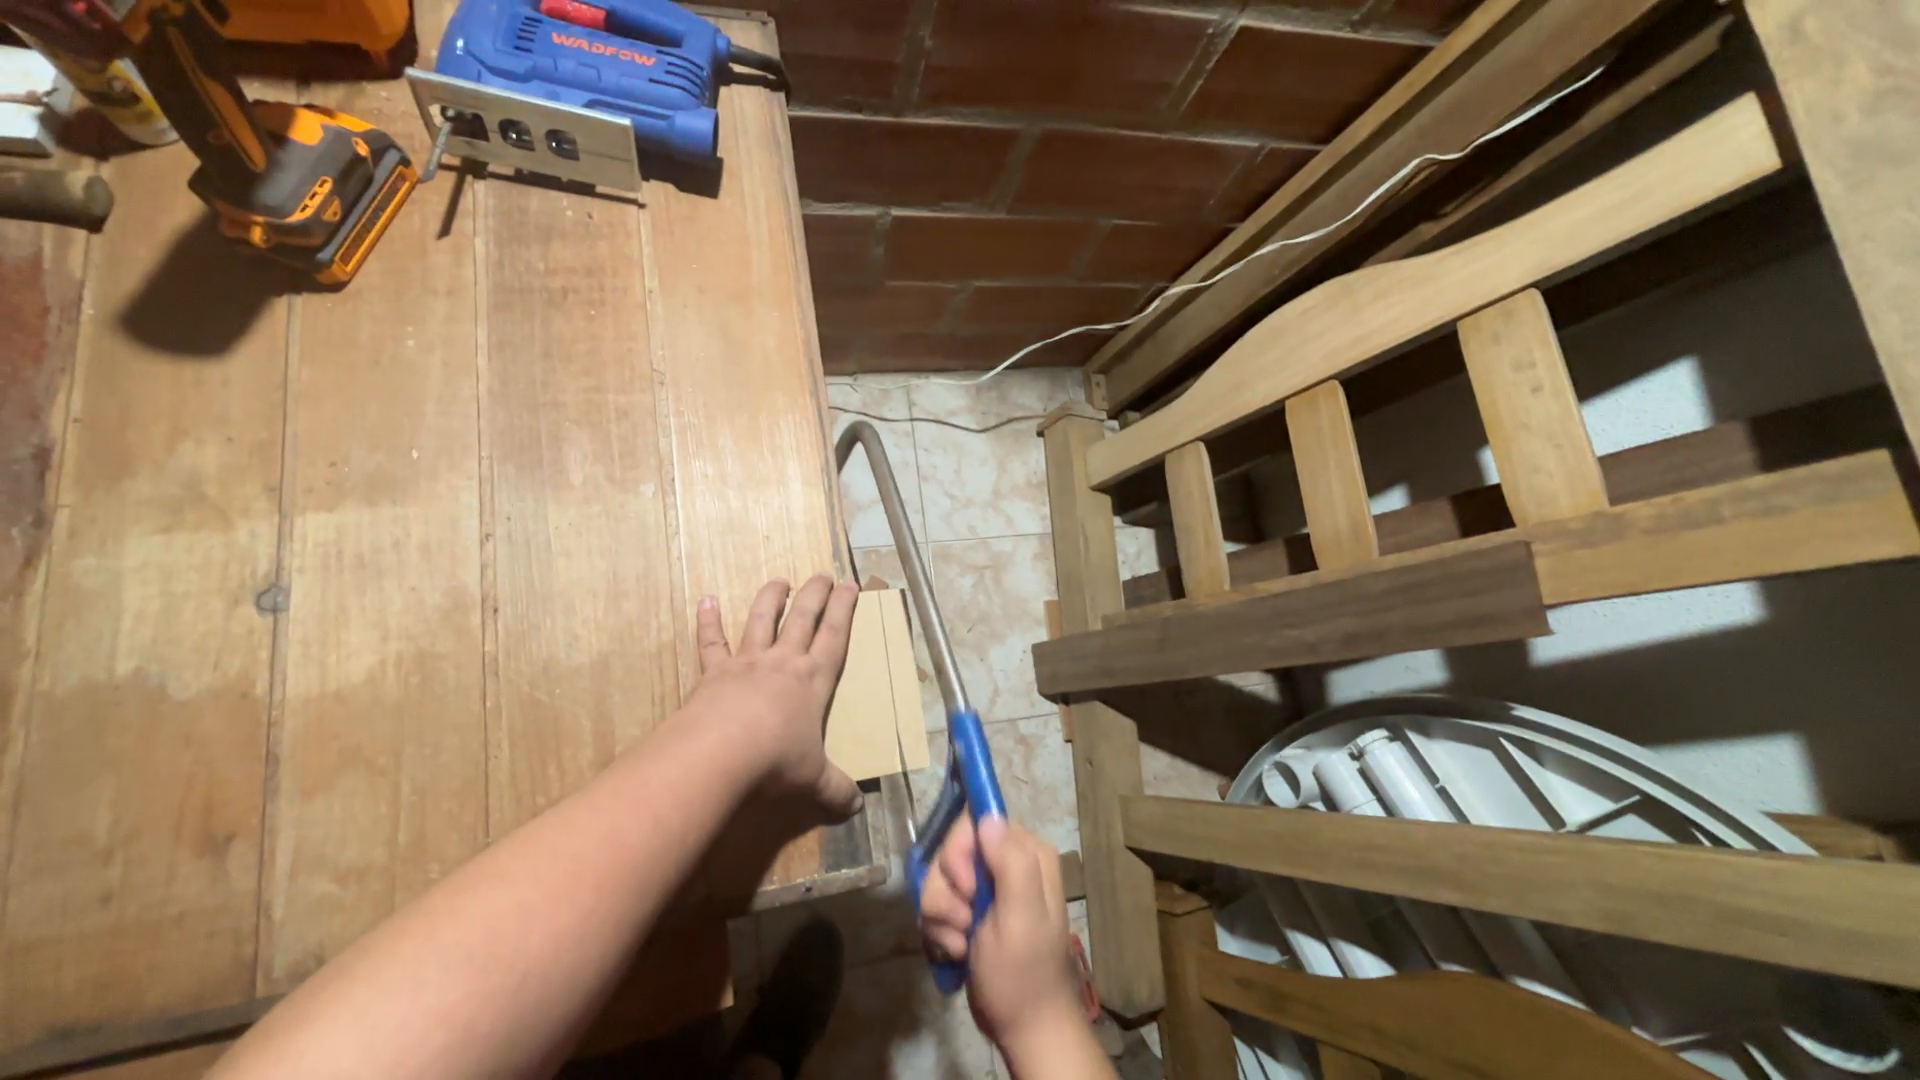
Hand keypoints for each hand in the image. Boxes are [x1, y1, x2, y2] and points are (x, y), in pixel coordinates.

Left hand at [687, 575, 862, 819]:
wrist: (722, 754)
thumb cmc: (777, 761)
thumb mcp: (815, 779)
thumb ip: (836, 789)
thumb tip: (857, 807)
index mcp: (814, 680)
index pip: (835, 636)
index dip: (845, 609)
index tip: (851, 584)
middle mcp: (783, 662)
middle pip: (802, 617)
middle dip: (815, 593)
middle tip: (822, 574)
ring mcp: (747, 662)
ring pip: (761, 619)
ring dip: (771, 597)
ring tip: (779, 580)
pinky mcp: (714, 672)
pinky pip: (711, 642)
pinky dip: (707, 620)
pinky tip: (705, 600)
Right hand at [919, 817, 1080, 1049]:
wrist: (1023, 1027)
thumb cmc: (1024, 974)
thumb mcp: (1021, 918)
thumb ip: (1011, 864)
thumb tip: (988, 816)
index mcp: (1027, 854)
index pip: (976, 821)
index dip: (960, 851)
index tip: (966, 887)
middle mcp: (1005, 863)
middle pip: (951, 851)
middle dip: (948, 891)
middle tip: (966, 921)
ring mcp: (986, 889)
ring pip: (938, 880)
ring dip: (942, 916)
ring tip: (963, 943)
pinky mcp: (968, 912)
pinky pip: (935, 906)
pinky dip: (940, 931)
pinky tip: (957, 952)